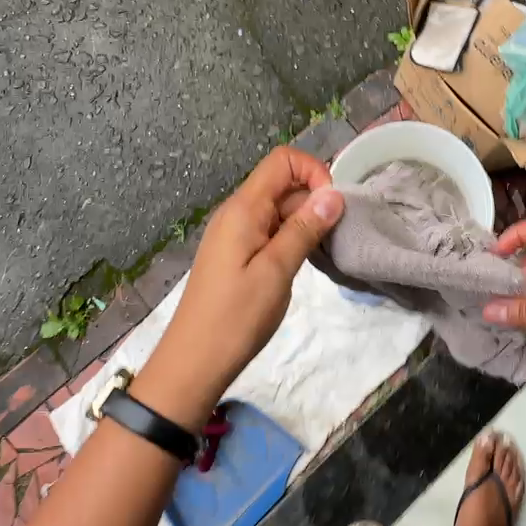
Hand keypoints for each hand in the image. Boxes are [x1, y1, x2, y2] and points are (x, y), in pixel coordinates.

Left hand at [129, 147, 344, 427]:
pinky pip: (270, 229)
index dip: (313, 171)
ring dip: (305, 221)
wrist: (192, 364)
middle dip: (314, 199)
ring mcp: (236, 234)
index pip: (282, 160)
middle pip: (283, 183)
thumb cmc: (235, 318)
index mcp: (243, 209)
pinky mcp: (237, 254)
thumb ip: (304, 229)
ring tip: (320, 252)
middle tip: (333, 235)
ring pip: (279, 208)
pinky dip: (291, 237)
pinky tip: (302, 263)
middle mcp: (237, 212)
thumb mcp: (276, 272)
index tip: (331, 205)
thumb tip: (334, 194)